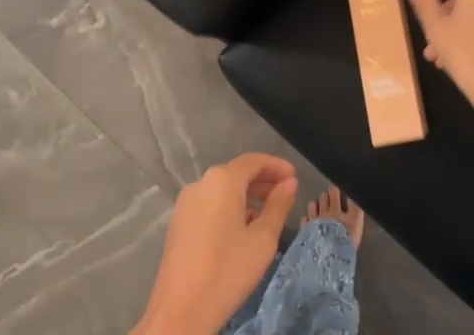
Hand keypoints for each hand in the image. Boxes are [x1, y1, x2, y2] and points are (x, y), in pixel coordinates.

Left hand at [134, 153, 298, 334]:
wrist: (180, 312)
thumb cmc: (227, 271)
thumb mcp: (263, 239)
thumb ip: (279, 205)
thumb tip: (289, 183)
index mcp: (222, 181)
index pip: (254, 161)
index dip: (277, 166)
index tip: (295, 177)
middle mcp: (200, 184)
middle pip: (237, 173)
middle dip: (263, 182)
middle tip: (285, 197)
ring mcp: (185, 204)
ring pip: (222, 190)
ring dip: (246, 197)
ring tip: (267, 217)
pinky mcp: (178, 223)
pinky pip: (210, 205)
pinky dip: (229, 208)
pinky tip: (241, 231)